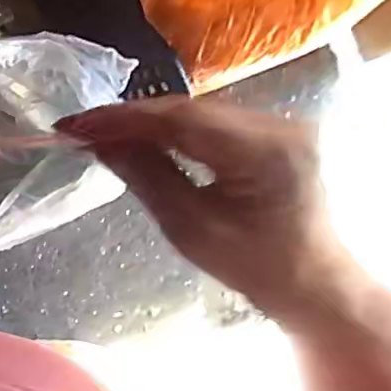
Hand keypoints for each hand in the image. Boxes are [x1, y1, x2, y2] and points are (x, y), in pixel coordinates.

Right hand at [58, 98, 370, 329]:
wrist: (318, 281)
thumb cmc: (255, 264)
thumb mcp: (187, 225)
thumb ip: (144, 175)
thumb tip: (97, 143)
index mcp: (264, 151)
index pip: (176, 119)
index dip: (117, 118)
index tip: (71, 126)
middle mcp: (279, 125)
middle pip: (185, 109)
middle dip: (124, 117)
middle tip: (75, 129)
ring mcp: (280, 125)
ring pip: (193, 112)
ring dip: (141, 121)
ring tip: (96, 133)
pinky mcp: (273, 133)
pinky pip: (208, 121)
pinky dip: (165, 127)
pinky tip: (135, 136)